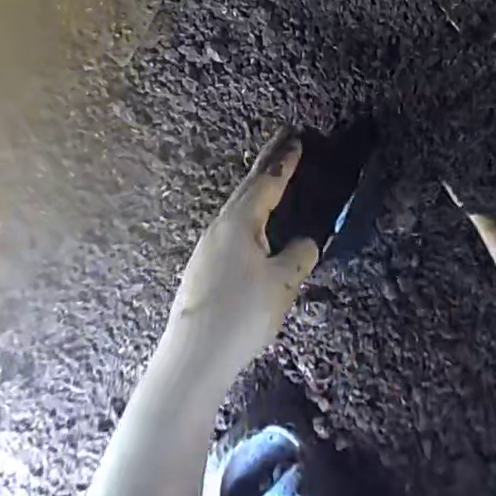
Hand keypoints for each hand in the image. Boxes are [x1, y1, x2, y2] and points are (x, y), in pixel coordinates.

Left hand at [165, 128, 320, 374]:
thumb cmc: (242, 313)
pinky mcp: (203, 269)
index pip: (267, 183)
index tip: (297, 139)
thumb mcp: (284, 282)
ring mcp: (207, 248)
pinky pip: (232, 227)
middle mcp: (219, 227)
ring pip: (238, 207)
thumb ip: (301, 254)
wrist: (192, 358)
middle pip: (247, 187)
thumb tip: (304, 242)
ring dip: (256, 187)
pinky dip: (249, 211)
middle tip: (283, 138)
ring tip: (270, 177)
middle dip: (267, 163)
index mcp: (239, 222)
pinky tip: (253, 226)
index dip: (285, 162)